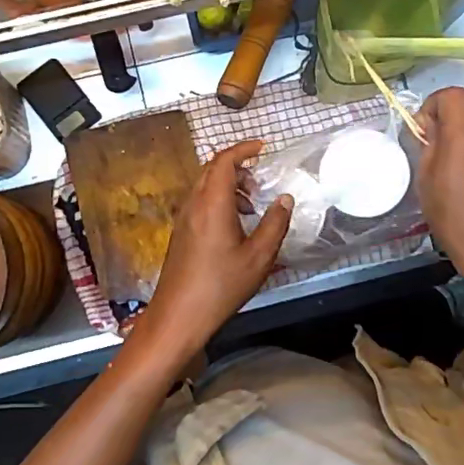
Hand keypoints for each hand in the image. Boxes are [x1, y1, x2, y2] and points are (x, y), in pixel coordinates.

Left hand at [134, 140, 293, 359]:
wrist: (178, 316)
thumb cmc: (221, 286)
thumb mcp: (259, 256)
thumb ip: (275, 223)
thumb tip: (285, 199)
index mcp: (212, 204)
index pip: (224, 160)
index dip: (244, 149)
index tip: (263, 148)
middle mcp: (194, 204)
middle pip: (212, 169)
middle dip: (238, 167)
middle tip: (260, 182)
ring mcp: (183, 219)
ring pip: (206, 187)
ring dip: (229, 186)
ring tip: (252, 206)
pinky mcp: (181, 233)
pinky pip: (200, 203)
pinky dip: (220, 201)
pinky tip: (236, 226)